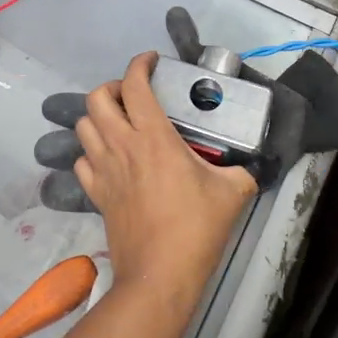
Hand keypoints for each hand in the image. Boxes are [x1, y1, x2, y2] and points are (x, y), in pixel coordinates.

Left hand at [37, 9, 337, 211]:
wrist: (159, 277)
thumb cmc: (195, 229)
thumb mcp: (232, 194)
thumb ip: (244, 172)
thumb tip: (256, 164)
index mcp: (153, 136)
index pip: (134, 84)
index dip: (139, 64)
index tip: (152, 61)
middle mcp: (122, 145)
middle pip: (97, 98)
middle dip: (112, 87)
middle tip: (133, 94)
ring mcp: (104, 170)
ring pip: (83, 126)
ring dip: (98, 116)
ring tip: (118, 121)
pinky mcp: (95, 194)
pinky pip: (81, 161)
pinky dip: (89, 151)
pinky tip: (107, 157)